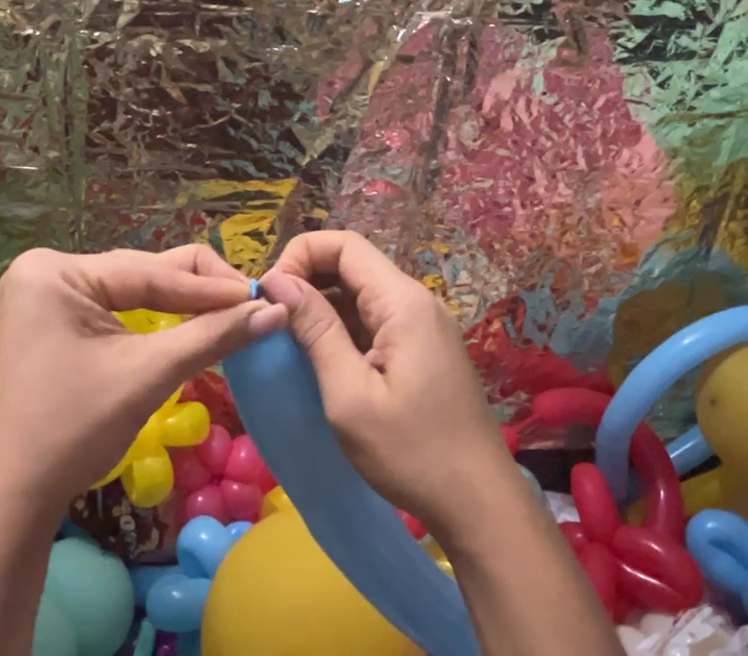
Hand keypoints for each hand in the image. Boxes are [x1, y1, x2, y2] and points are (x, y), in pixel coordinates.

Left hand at [0, 245, 288, 511]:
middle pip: (141, 275)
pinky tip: (187, 331)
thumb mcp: (146, 375)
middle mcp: (46, 273)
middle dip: (198, 295)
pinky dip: (151, 325)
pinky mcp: (47, 329)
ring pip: (129, 295)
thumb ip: (213, 335)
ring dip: (179, 308)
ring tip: (231, 318)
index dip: (213, 287)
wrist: (4, 503)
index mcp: (56, 270)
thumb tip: (276, 311)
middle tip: (252, 309)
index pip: (152, 270)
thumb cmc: (70, 430)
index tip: (264, 298)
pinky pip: (111, 315)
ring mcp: (43, 302)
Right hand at [262, 230, 515, 533]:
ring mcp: (423, 325)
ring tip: (287, 343)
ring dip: (322, 308)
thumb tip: (277, 280)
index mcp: (402, 302)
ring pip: (362, 293)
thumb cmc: (410, 452)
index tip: (269, 296)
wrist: (478, 502)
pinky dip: (343, 329)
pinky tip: (320, 360)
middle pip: (353, 264)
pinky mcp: (423, 349)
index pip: (344, 244)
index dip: (299, 256)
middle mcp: (416, 301)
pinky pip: (375, 320)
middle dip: (306, 280)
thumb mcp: (349, 395)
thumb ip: (315, 331)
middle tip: (272, 321)